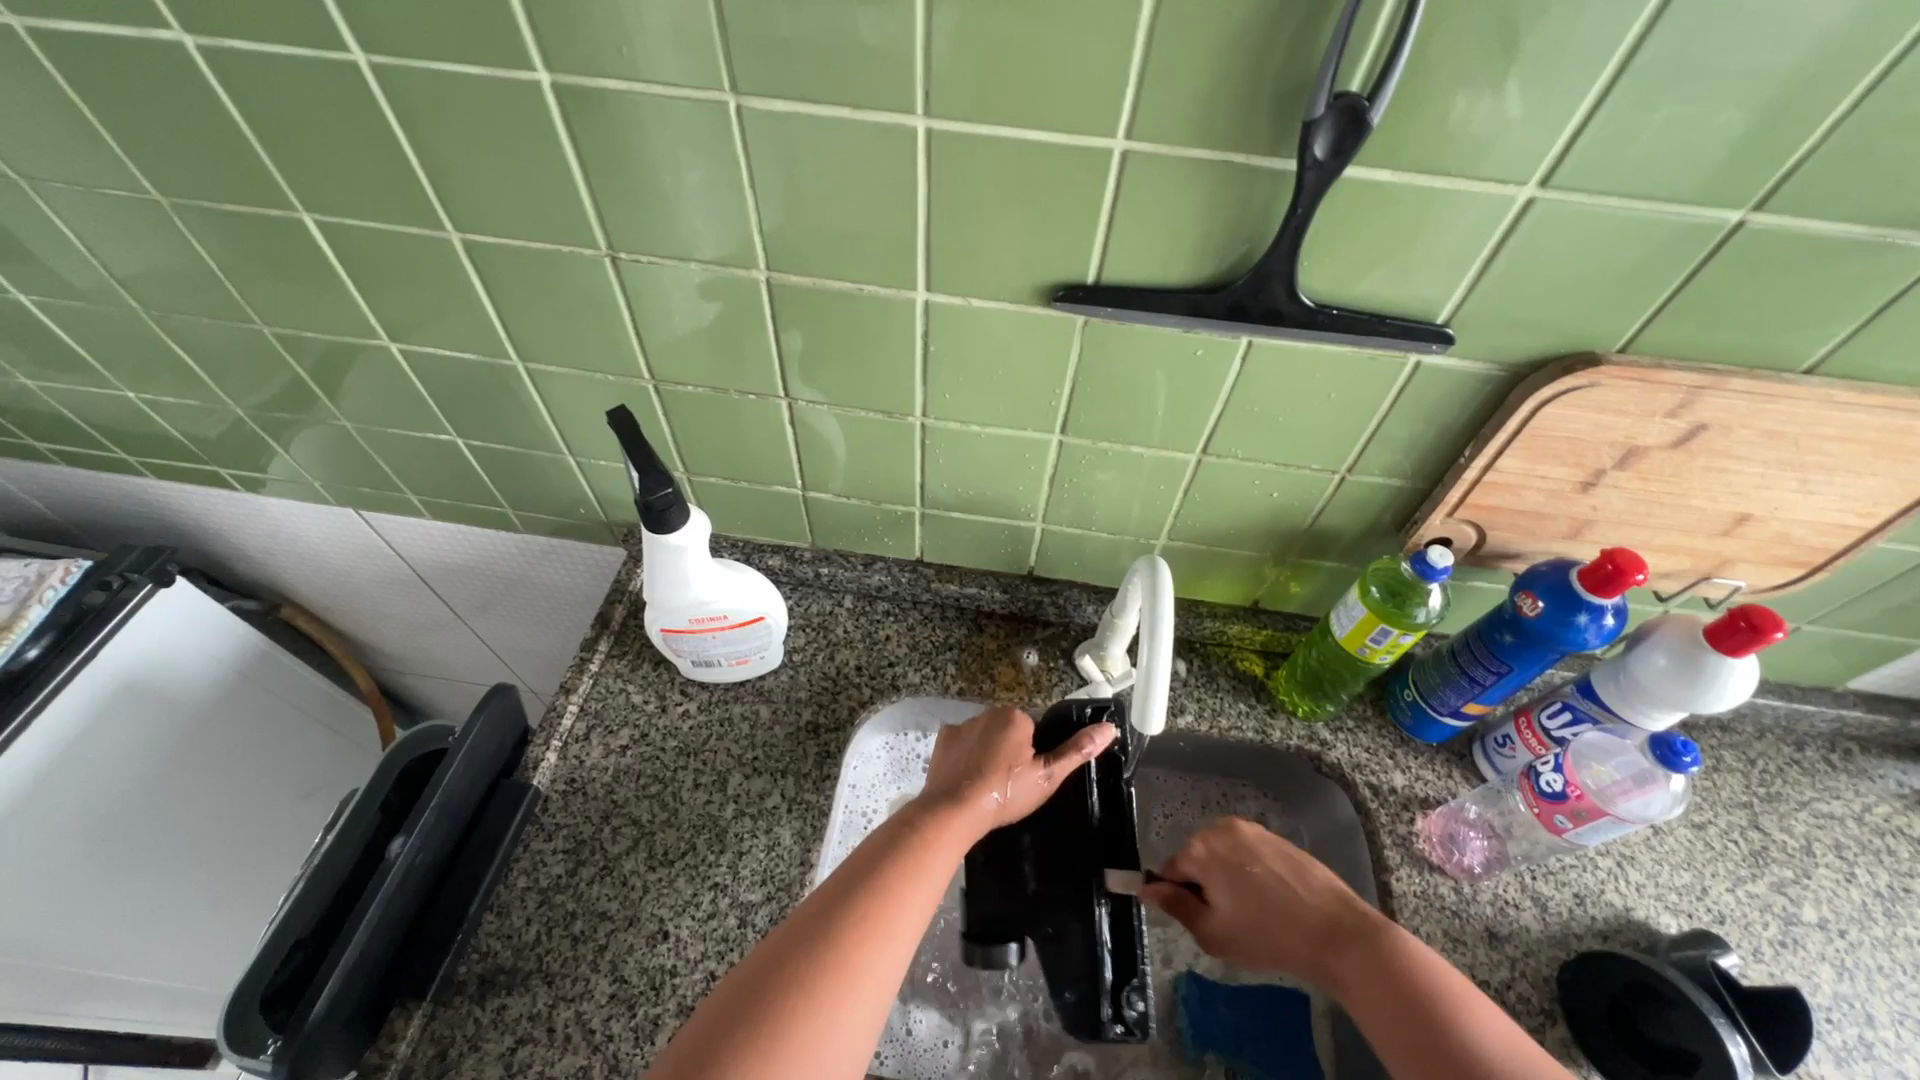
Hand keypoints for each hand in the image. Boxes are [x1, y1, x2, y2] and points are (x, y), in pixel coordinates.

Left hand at [913, 706, 1116, 838]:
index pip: (1033, 731)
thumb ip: (1077, 751)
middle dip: (1009, 751)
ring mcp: (962, 725)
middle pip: (1007, 731)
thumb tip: (1109, 728)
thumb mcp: (1048, 776)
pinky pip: (960, 744)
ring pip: (984, 737)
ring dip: (987, 753)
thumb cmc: (1005, 793)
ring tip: (986, 786)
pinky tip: (966, 780)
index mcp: (1016, 717)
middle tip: (1008, 784)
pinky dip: (964, 757)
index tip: (1025, 777)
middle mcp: (988, 712)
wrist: (954, 810)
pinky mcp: (942, 740)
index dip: (1032, 755)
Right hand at [1141, 816, 1385, 985]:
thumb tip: (1145, 889)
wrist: (1335, 932)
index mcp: (1200, 848)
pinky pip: (1248, 854)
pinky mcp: (1277, 837)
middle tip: (1229, 919)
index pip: (1170, 871)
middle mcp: (1221, 828)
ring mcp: (1253, 829)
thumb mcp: (1211, 932)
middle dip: (1204, 885)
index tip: (1203, 921)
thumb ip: (1175, 906)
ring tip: (1252, 910)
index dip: (1181, 899)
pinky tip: (1272, 900)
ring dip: (1227, 878)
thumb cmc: (1266, 935)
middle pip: (1196, 858)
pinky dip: (1250, 873)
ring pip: (1223, 855)